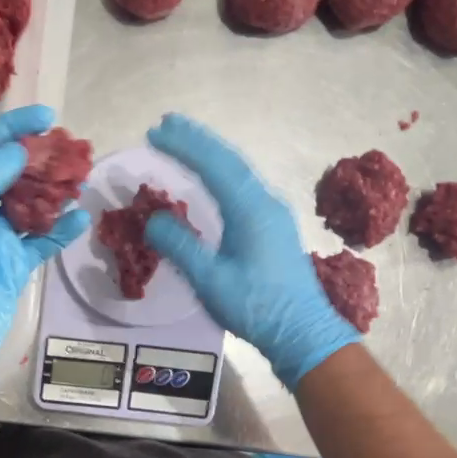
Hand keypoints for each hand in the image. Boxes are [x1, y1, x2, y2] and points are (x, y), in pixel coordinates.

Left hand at [0, 105, 90, 409]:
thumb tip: (18, 149)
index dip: (10, 127)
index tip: (46, 115)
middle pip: (8, 171)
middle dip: (39, 157)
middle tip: (71, 149)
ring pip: (29, 203)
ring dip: (53, 190)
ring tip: (81, 177)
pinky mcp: (12, 266)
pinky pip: (41, 240)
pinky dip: (61, 229)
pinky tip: (80, 217)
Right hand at [143, 114, 359, 388]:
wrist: (302, 332)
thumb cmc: (256, 307)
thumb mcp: (211, 280)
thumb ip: (181, 247)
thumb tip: (154, 219)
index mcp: (250, 210)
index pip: (214, 165)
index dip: (185, 146)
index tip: (156, 132)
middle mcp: (265, 203)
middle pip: (228, 161)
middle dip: (196, 142)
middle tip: (166, 126)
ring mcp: (273, 215)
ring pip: (237, 173)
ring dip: (209, 156)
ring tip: (183, 146)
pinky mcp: (273, 229)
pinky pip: (242, 189)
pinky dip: (220, 176)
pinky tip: (209, 182)